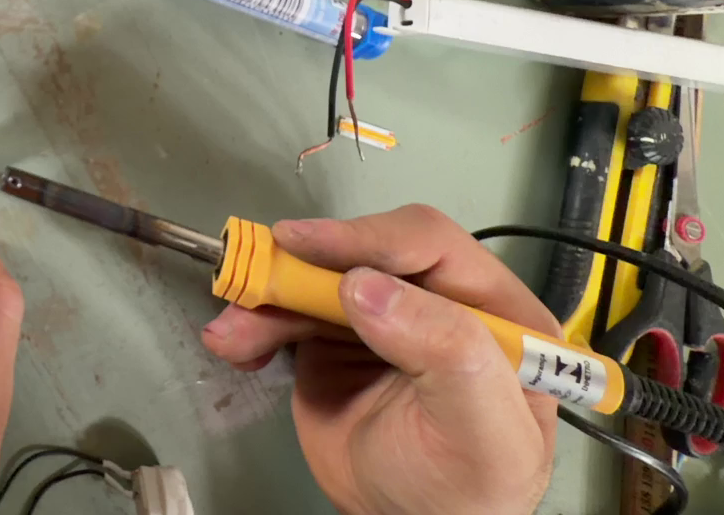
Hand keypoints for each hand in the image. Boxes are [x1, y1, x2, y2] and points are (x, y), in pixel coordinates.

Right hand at [200, 204, 556, 514]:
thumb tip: (365, 286)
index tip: (297, 243)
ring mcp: (374, 313)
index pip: (425, 242)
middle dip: (293, 269)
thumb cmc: (459, 494)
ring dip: (260, 301)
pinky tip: (236, 348)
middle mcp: (430, 299)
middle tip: (248, 286)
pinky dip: (250, 322)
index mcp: (491, 311)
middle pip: (352, 251)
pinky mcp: (325, 330)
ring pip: (304, 275)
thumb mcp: (478, 439)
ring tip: (232, 337)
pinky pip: (279, 306)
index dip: (361, 235)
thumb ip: (447, 359)